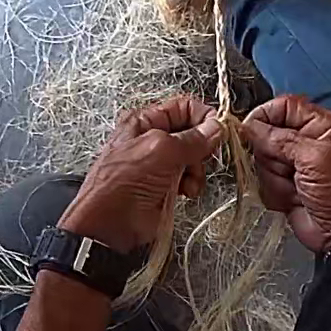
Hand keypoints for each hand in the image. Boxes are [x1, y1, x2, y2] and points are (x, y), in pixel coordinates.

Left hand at [60, 96, 223, 252]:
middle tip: (203, 157)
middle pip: (192, 133)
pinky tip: (185, 191)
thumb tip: (216, 127)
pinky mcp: (165, 186)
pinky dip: (192, 185)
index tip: (219, 130)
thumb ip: (193, 138)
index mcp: (145, 121)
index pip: (184, 107)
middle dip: (202, 147)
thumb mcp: (161, 151)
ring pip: (194, 158)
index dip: (204, 116)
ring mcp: (159, 164)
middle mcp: (152, 139)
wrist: (110, 223)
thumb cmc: (122, 183)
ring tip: (189, 180)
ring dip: (197, 170)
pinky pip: (189, 179)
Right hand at [240, 95, 330, 252]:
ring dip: (275, 177)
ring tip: (296, 188)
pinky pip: (261, 181)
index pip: (283, 106)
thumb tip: (248, 127)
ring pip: (260, 160)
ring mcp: (292, 163)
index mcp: (322, 125)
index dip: (263, 116)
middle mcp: (306, 140)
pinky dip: (274, 191)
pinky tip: (293, 198)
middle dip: (272, 156)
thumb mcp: (315, 158)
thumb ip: (281, 139)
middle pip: (265, 135)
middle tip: (291, 170)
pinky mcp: (282, 183)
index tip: (250, 131)